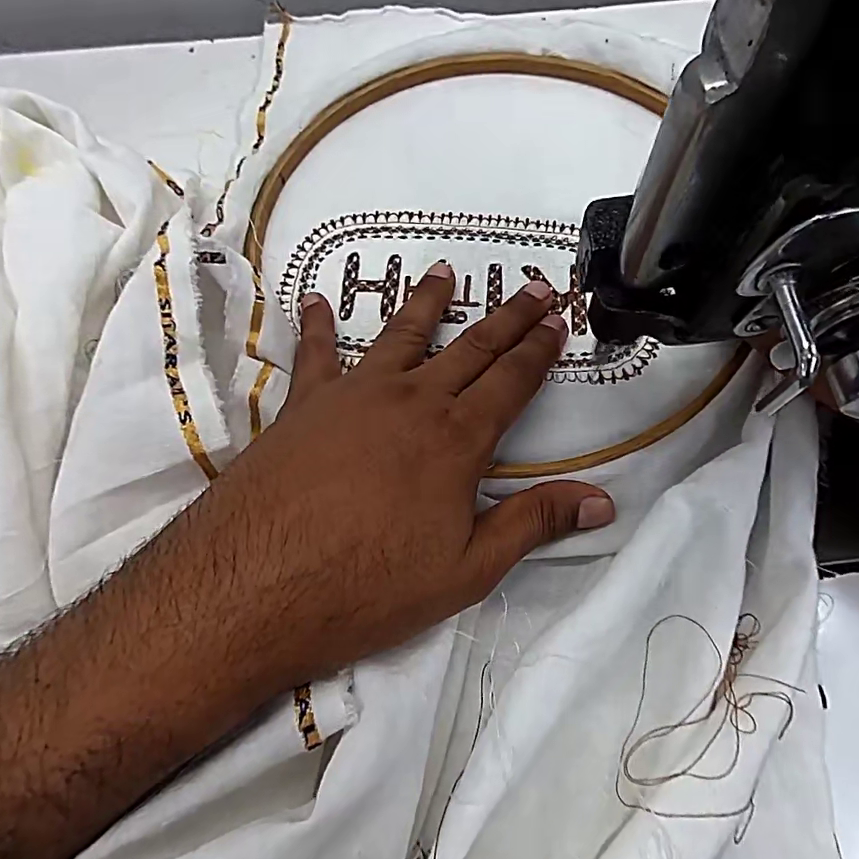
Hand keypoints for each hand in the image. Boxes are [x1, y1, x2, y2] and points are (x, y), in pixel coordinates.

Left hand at [122, 261, 615, 693]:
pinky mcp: (303, 406)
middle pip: (470, 349)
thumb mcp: (466, 570)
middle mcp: (411, 402)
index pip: (511, 381)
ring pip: (401, 337)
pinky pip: (317, 355)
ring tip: (445, 272)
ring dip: (427, 303)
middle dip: (506, 318)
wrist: (256, 585)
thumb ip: (532, 525)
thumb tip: (602, 501)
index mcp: (456, 440)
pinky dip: (320, 326)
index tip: (557, 319)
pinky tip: (319, 301)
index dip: (538, 349)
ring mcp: (353, 397)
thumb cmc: (369, 586)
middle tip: (531, 286)